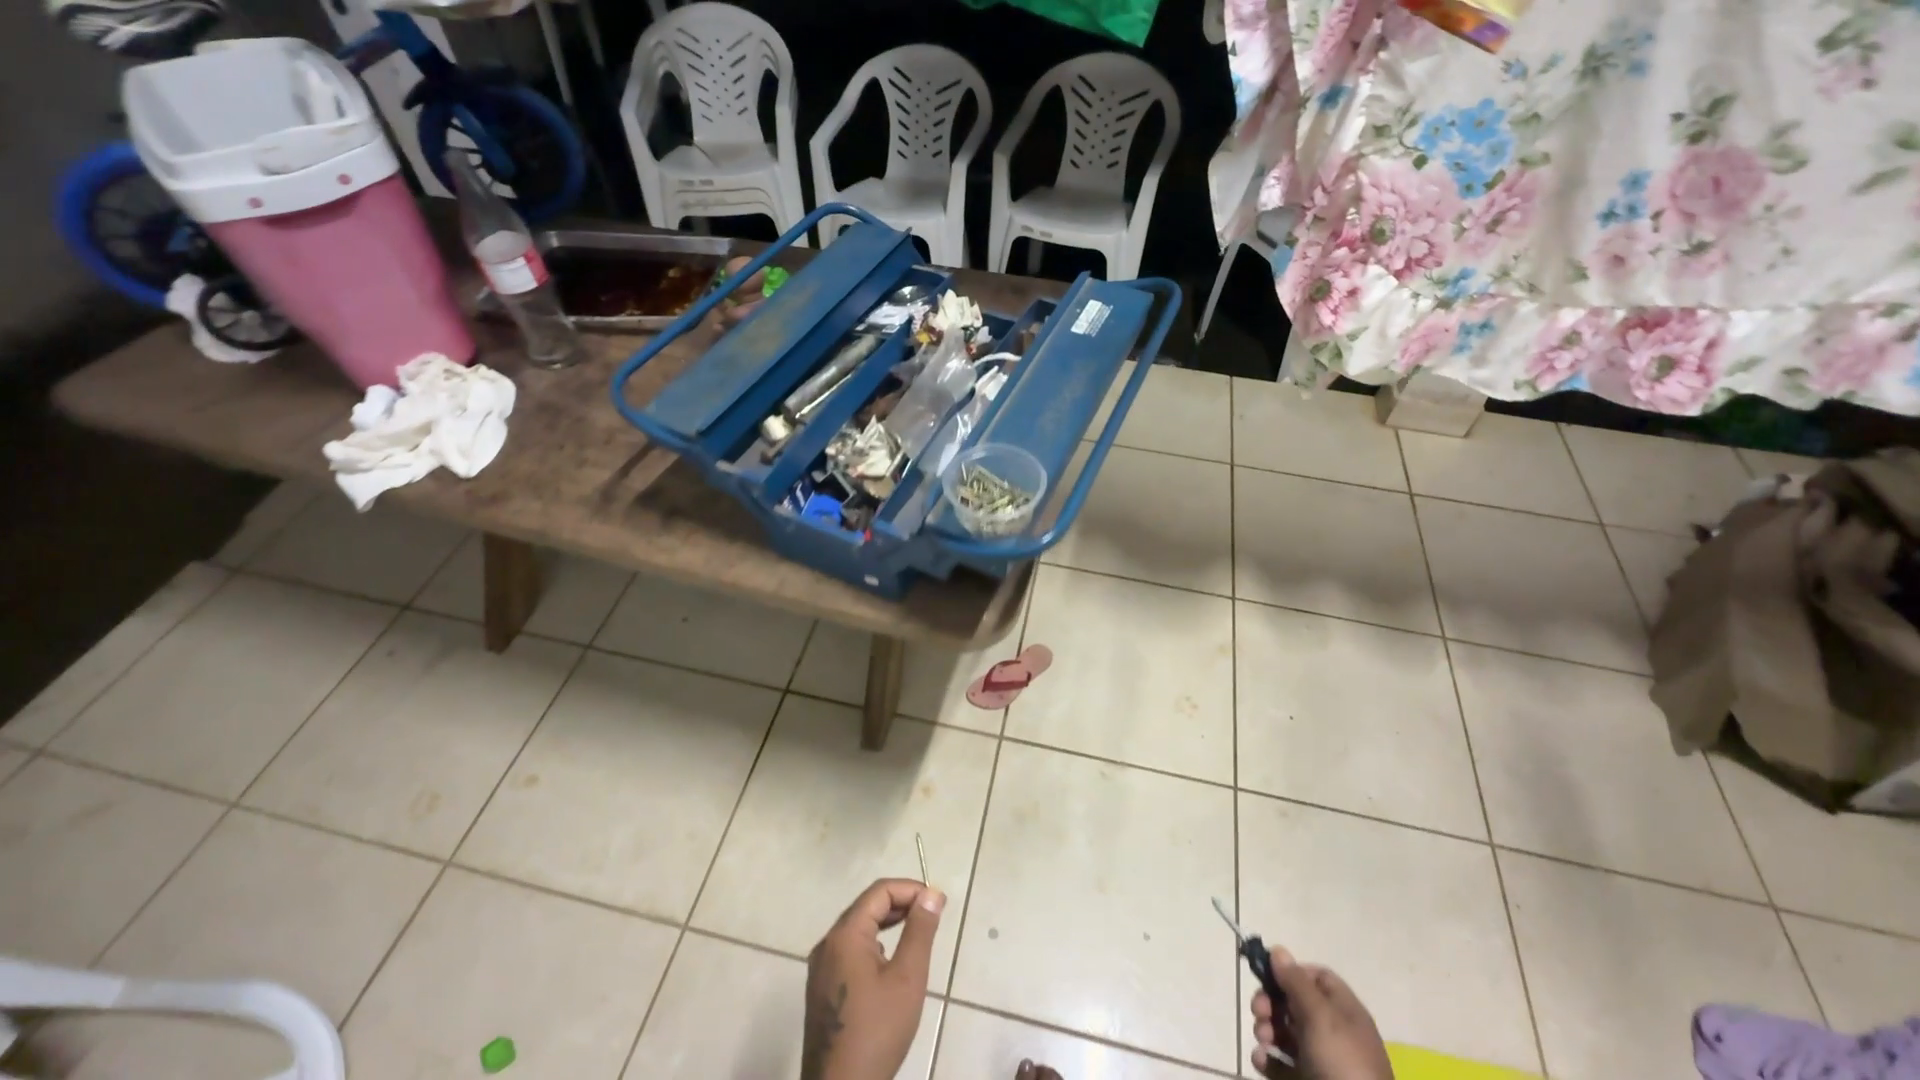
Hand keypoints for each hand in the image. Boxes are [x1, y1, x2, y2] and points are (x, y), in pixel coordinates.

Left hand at [802, 878, 945, 1079]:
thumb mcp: (908, 977)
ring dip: (888, 924)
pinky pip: (849, 951)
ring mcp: (821, 967)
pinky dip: (874, 944)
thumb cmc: (878, 1029)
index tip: (938, 903)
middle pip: (865, 908)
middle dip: (901, 904)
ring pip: (857, 930)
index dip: (910, 889)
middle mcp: (826, 944)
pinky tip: (891, 962)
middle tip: (933, 915)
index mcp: (844, 936)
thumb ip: (920, 931)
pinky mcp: (822, 987)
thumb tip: (931, 894)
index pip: (879, 892)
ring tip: (918, 934)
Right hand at [1250, 947, 1393, 1079]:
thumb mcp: (1320, 1017)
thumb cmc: (1341, 1063)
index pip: (1317, 977)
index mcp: (1343, 1011)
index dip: (1292, 973)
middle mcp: (1331, 1032)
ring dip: (1266, 1030)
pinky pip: (1279, 1062)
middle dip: (1271, 1003)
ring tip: (1263, 1039)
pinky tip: (1262, 1059)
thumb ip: (1296, 983)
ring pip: (1284, 1033)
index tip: (1268, 977)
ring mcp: (1318, 1059)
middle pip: (1294, 1004)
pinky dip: (1267, 1058)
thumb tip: (1278, 950)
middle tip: (1259, 1010)